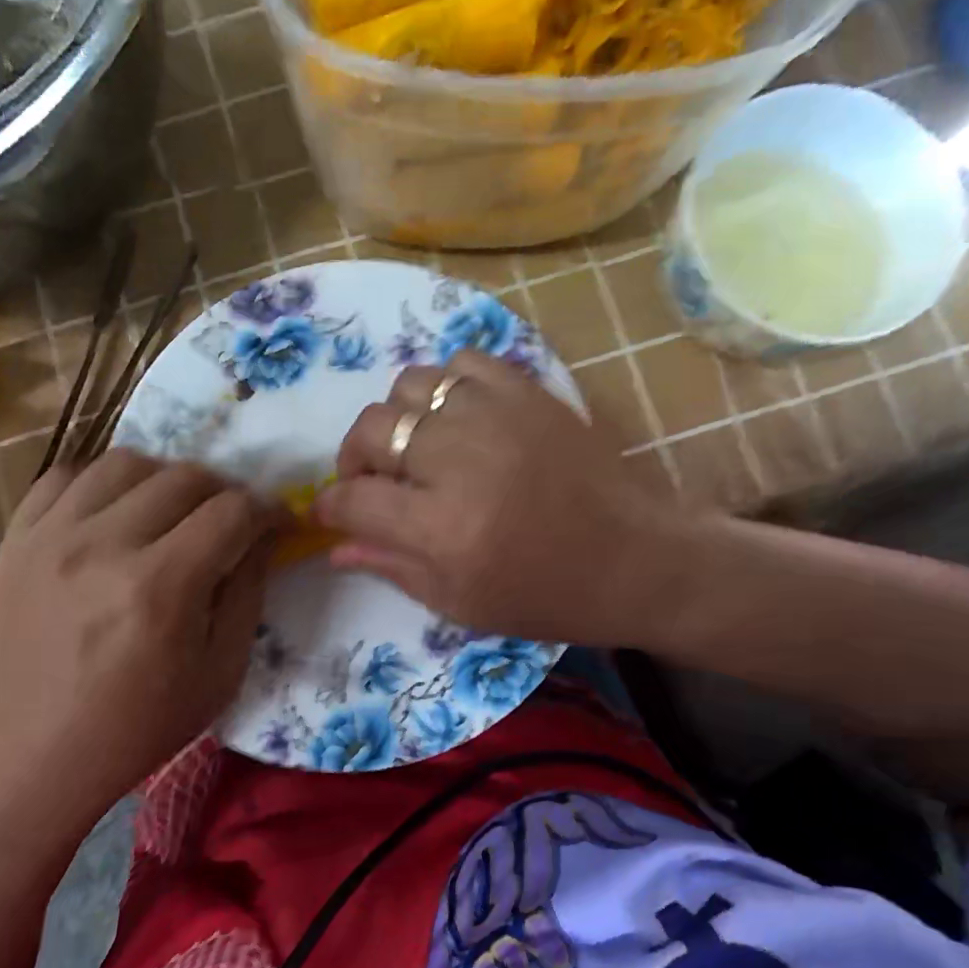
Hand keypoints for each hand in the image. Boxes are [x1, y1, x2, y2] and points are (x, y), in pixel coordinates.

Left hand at [0, 450, 280, 809]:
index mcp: (161, 586)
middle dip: (224, 491)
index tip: (276, 523)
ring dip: (166, 478)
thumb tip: (263, 535)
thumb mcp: (221, 672)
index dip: (267, 510)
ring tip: (172, 510)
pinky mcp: (15, 541)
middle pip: (184, 477)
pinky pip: (65, 477)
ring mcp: (50, 537)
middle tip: (230, 521)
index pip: (233, 511)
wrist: (27, 757)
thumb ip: (249, 592)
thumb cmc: (137, 727)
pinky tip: (115, 513)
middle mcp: (104, 546)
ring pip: (126, 463)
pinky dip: (102, 483)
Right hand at [315, 351, 684, 646]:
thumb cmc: (548, 595)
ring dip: (397, 418)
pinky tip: (455, 416)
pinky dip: (446, 385)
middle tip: (373, 482)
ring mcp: (495, 416)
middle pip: (370, 431)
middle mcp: (458, 461)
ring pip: (409, 386)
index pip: (354, 499)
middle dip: (355, 459)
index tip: (334, 511)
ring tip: (415, 446)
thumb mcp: (462, 604)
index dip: (332, 506)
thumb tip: (335, 545)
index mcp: (440, 528)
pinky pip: (462, 363)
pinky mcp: (528, 392)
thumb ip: (393, 568)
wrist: (636, 559)